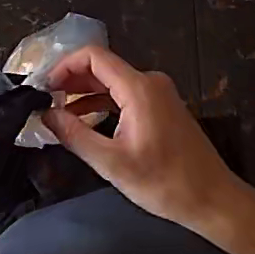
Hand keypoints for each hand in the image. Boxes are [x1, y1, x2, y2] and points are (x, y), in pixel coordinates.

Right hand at [41, 46, 254, 236]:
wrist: (212, 197)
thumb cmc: (164, 182)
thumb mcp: (112, 163)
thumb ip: (75, 135)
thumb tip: (46, 114)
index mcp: (139, 88)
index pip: (94, 56)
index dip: (64, 66)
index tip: (42, 88)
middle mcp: (150, 82)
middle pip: (102, 67)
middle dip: (71, 81)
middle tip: (44, 102)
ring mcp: (159, 93)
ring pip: (113, 82)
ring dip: (85, 94)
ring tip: (57, 114)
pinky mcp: (162, 106)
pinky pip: (126, 95)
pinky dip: (103, 104)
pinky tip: (84, 122)